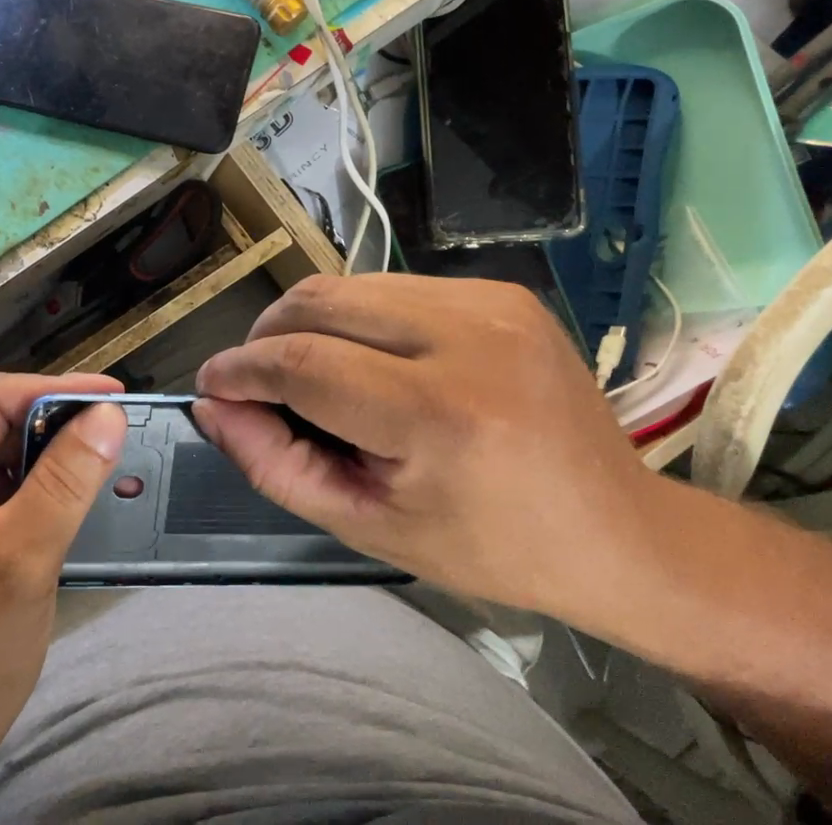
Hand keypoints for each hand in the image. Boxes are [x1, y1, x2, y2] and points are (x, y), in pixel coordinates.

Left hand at [0, 372, 125, 797]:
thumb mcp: (26, 556)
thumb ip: (66, 480)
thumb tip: (107, 416)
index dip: (52, 388)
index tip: (114, 394)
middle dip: (53, 417)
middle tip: (115, 426)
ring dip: (48, 448)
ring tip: (102, 454)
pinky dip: (35, 479)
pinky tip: (72, 488)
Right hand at [192, 274, 659, 612]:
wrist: (622, 533)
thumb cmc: (487, 546)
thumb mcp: (364, 525)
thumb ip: (274, 464)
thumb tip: (213, 405)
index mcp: (440, 413)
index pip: (301, 363)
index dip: (239, 370)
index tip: (210, 387)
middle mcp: (470, 337)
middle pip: (316, 303)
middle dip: (262, 338)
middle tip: (255, 384)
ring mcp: (493, 303)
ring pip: (346, 285)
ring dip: (304, 323)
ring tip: (304, 372)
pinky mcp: (503, 291)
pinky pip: (388, 287)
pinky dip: (352, 317)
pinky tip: (364, 359)